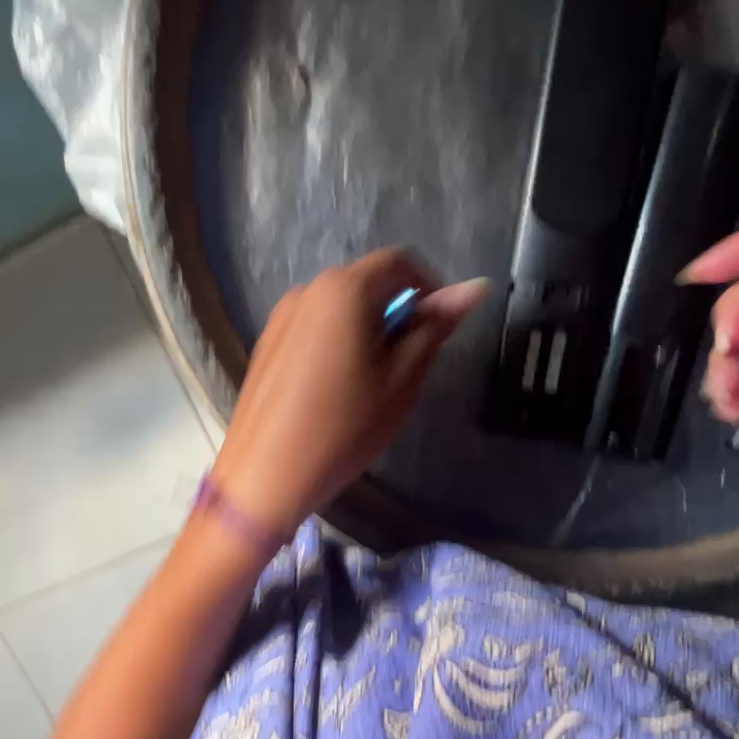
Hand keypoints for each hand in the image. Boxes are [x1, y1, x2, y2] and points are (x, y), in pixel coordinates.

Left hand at [208, 249, 487, 535]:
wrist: (266, 476)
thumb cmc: (344, 427)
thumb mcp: (402, 379)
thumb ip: (434, 326)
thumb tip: (474, 286)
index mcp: (343, 290)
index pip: (399, 262)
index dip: (429, 287)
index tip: (438, 329)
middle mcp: (306, 291)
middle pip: (365, 284)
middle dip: (394, 313)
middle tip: (406, 366)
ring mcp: (278, 319)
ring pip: (337, 310)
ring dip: (364, 331)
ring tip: (369, 386)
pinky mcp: (264, 347)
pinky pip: (312, 331)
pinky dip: (335, 346)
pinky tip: (334, 394)